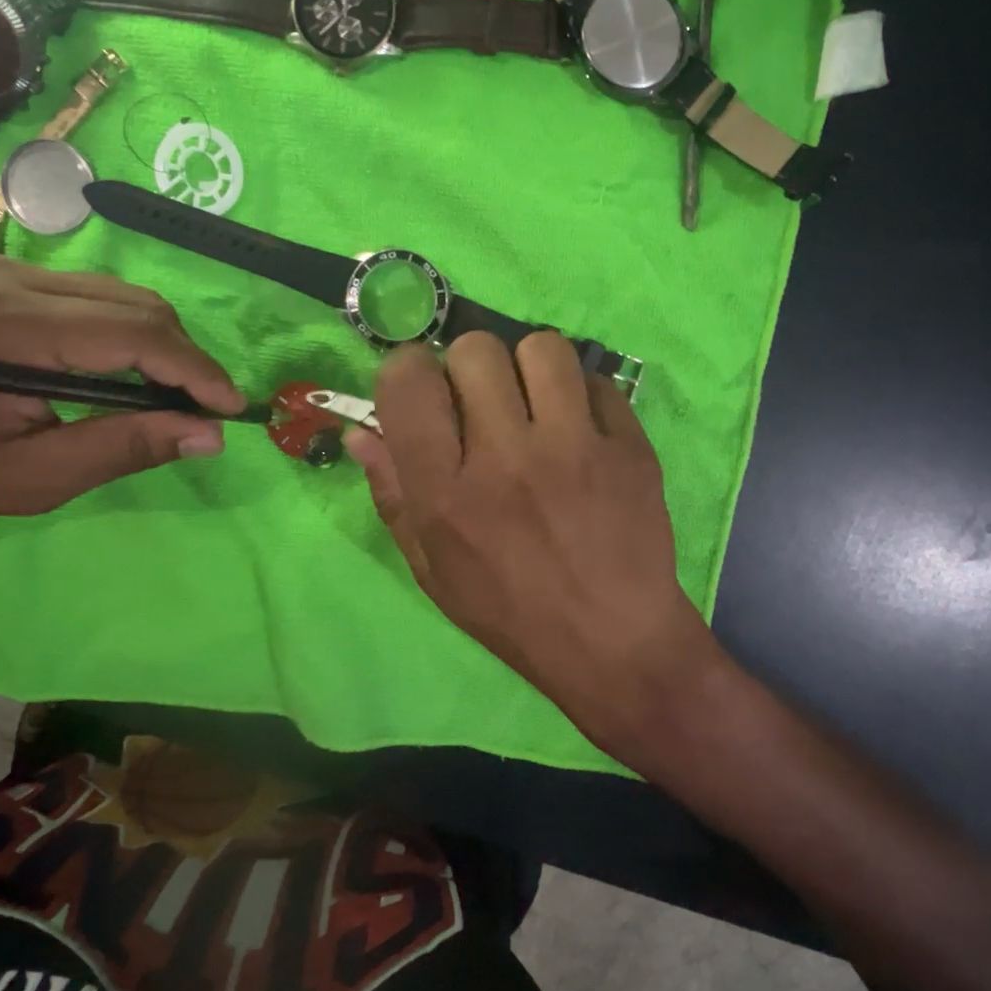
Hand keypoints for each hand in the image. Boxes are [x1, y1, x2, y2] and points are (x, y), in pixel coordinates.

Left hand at [0, 254, 245, 521]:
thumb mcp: (28, 479)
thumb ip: (121, 449)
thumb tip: (207, 435)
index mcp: (5, 327)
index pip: (133, 333)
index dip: (195, 371)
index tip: (232, 411)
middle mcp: (7, 279)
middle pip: (135, 305)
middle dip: (184, 359)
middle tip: (204, 414)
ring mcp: (2, 271)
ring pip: (121, 296)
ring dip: (161, 347)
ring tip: (174, 400)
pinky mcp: (2, 278)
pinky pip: (94, 299)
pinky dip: (129, 337)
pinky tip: (129, 378)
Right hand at [344, 332, 725, 751]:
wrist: (613, 643)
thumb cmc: (510, 614)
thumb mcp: (433, 570)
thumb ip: (393, 495)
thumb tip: (361, 432)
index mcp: (446, 494)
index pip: (409, 382)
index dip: (407, 371)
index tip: (422, 389)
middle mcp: (506, 458)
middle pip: (475, 350)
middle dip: (468, 367)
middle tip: (482, 404)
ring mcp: (576, 448)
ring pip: (542, 348)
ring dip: (529, 369)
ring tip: (536, 407)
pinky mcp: (629, 448)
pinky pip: (598, 381)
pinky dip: (583, 397)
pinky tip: (581, 431)